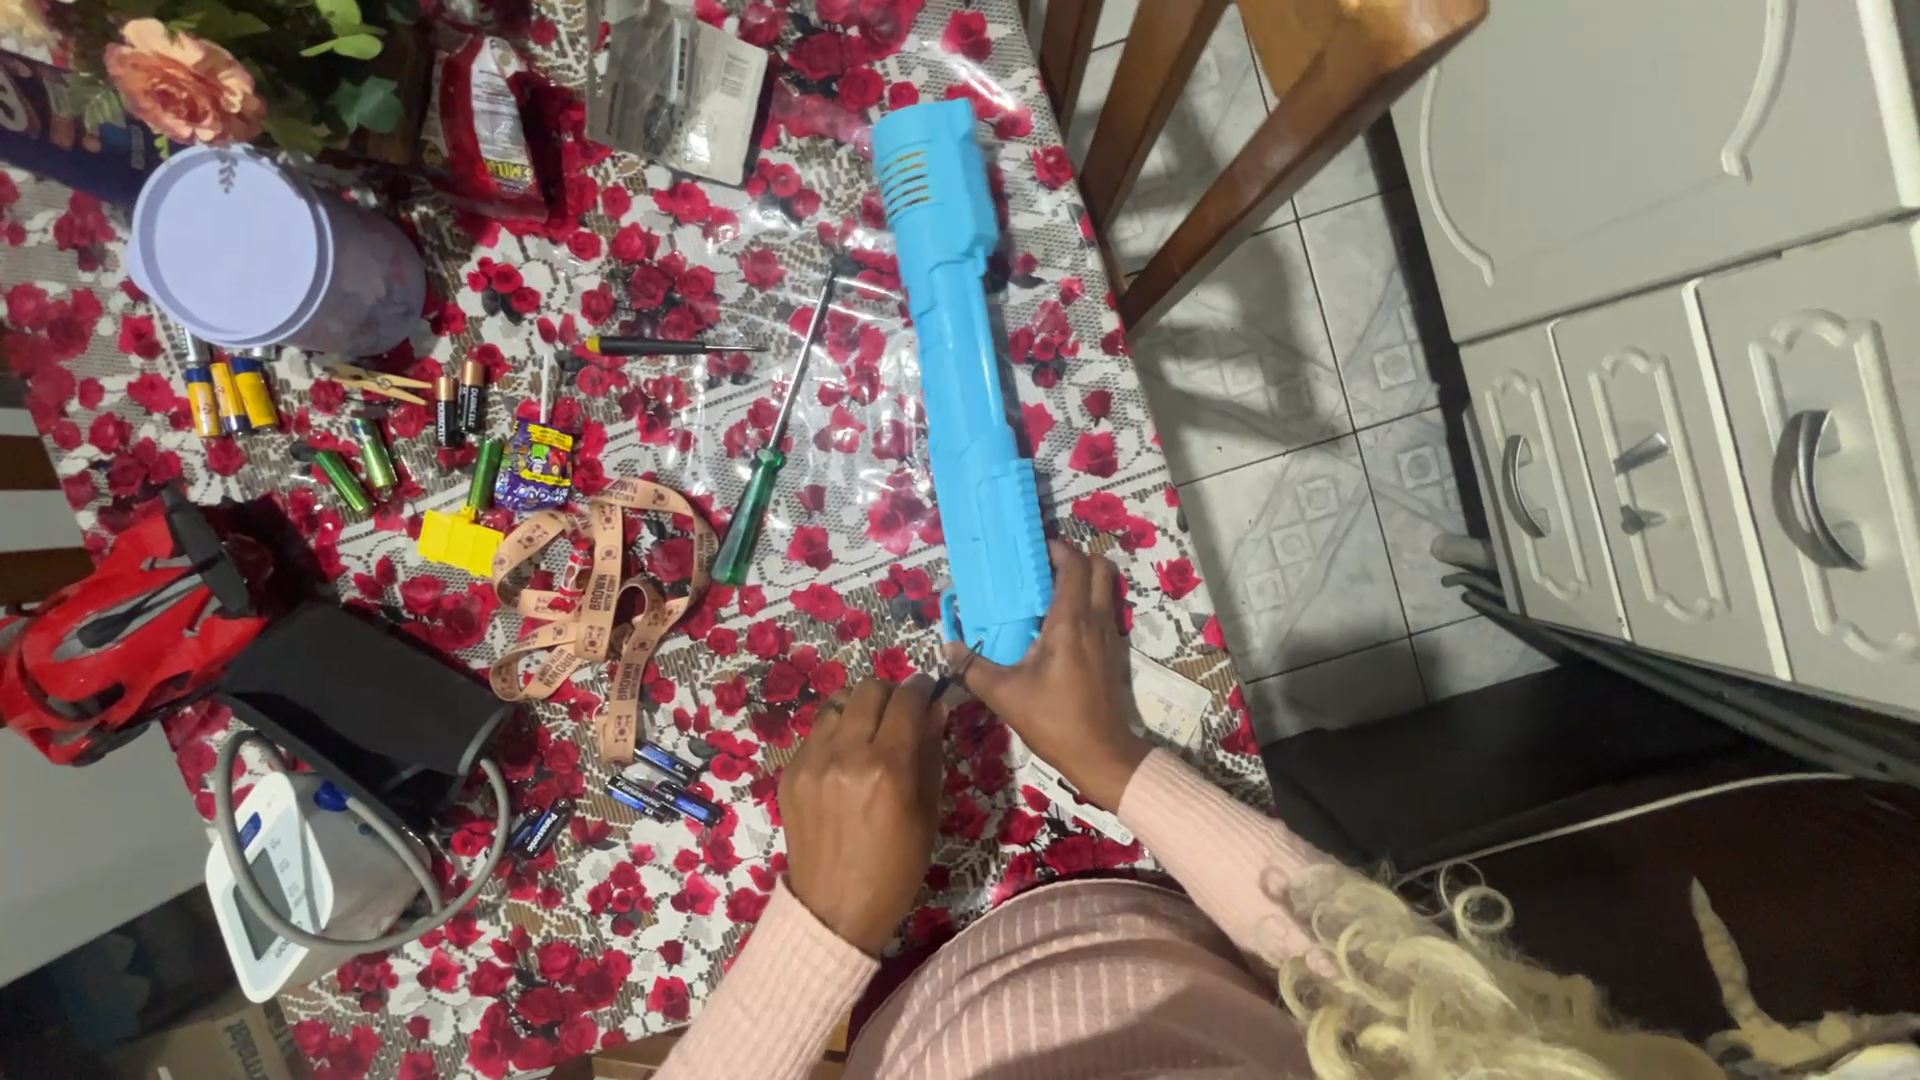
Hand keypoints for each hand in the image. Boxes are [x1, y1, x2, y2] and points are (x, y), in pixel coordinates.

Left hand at [780, 675, 943, 955]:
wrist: (835, 909)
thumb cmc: (895, 867)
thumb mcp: (928, 812)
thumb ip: (931, 753)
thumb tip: (935, 708)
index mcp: (889, 766)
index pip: (907, 699)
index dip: (921, 688)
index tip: (927, 691)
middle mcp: (847, 753)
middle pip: (869, 689)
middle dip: (890, 693)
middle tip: (899, 712)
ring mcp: (813, 761)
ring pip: (838, 704)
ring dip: (859, 709)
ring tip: (868, 732)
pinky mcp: (790, 772)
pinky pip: (816, 732)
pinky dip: (835, 733)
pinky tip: (843, 758)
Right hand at [951, 540, 1150, 811]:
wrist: (1101, 755)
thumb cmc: (1054, 721)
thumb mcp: (1004, 695)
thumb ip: (972, 667)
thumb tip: (948, 648)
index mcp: (1070, 621)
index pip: (1074, 564)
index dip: (1056, 549)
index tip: (1030, 550)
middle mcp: (1094, 620)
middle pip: (1099, 566)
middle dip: (1073, 557)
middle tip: (1041, 568)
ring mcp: (1108, 635)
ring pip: (1104, 587)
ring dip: (1082, 578)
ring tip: (1046, 591)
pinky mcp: (1112, 651)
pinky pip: (1103, 609)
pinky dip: (1086, 601)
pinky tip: (1056, 623)